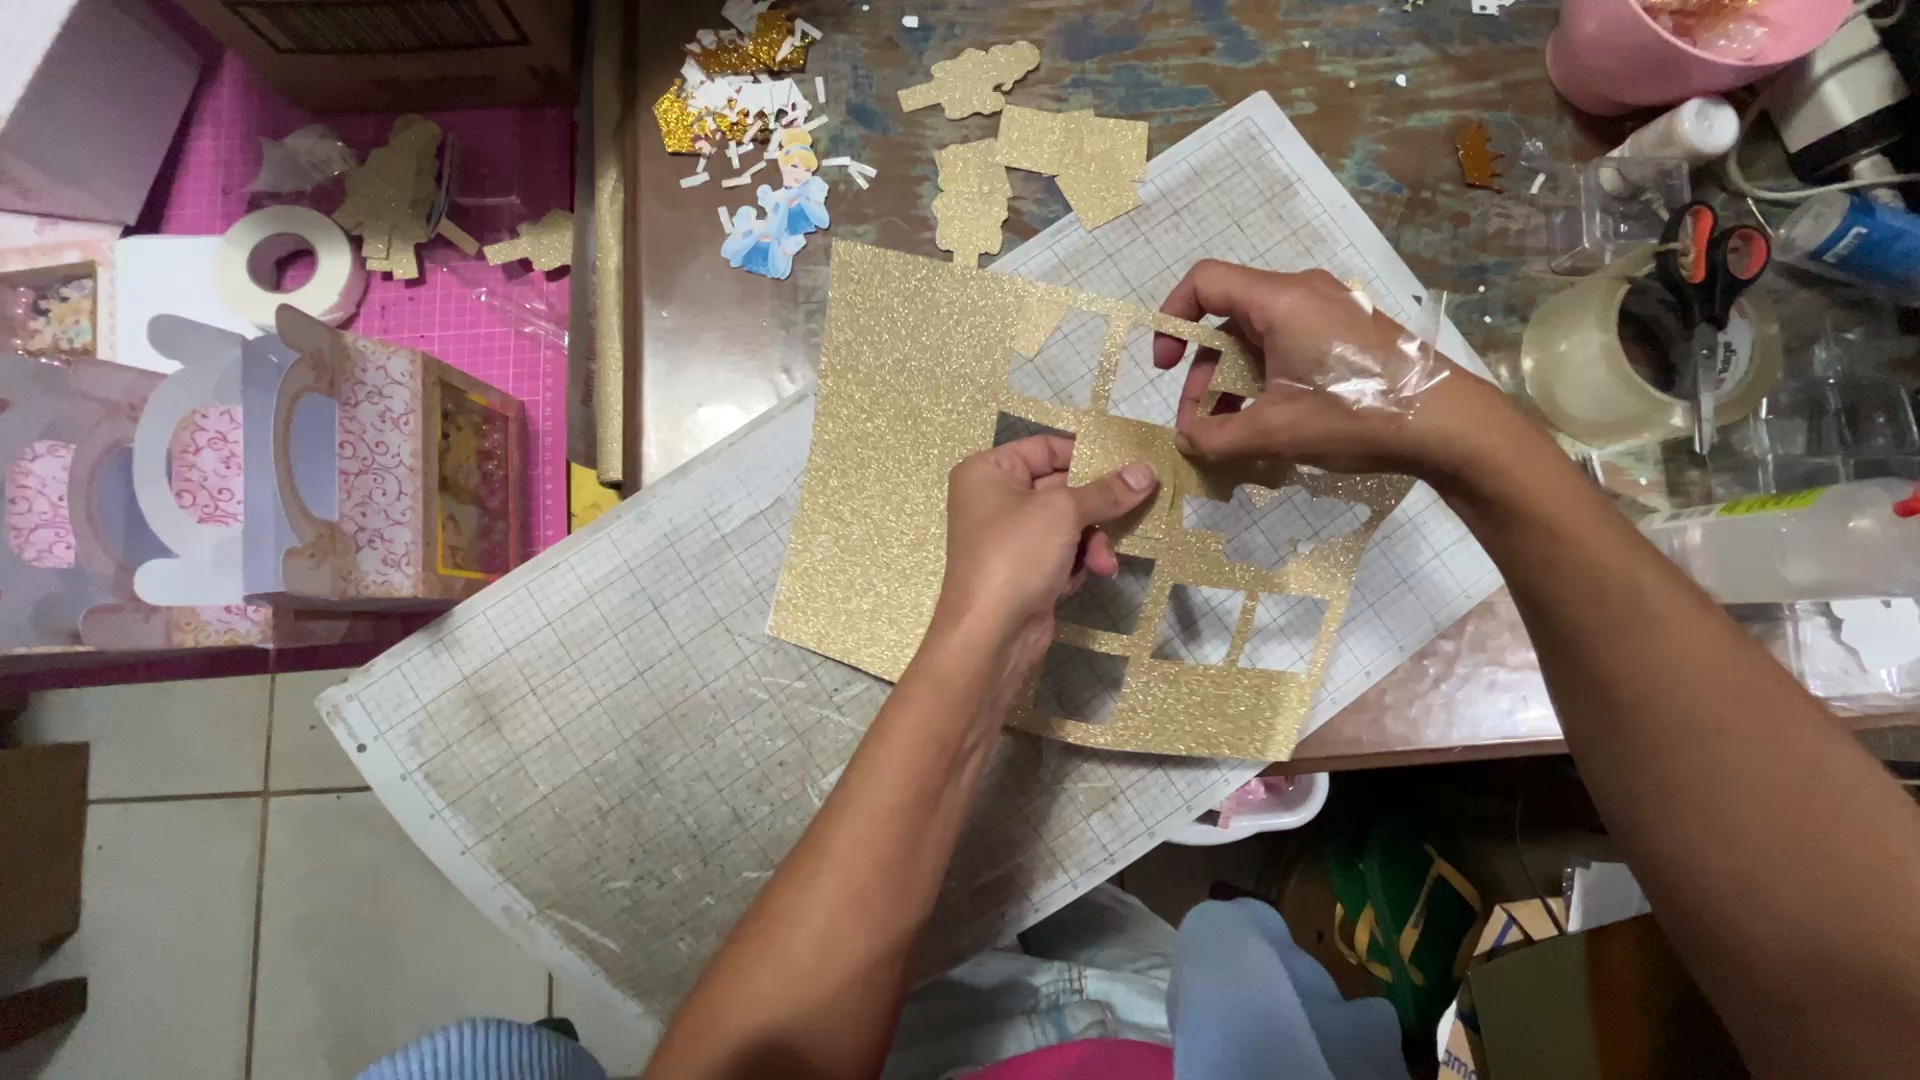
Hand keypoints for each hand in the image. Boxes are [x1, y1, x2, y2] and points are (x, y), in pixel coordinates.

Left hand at [931, 435, 1156, 695]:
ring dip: (1092, 540)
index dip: (1087, 454)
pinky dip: (1078, 563)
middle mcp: (994, 500)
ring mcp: (1009, 538)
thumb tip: (1147, 472)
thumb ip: (1106, 491)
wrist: (991, 635)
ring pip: (1067, 524)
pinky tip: (1088, 576)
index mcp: (988, 471)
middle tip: (1139, 505)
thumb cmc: (1017, 555)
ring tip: (1103, 561)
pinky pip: (1062, 554)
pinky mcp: (1024, 571)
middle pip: (1060, 487)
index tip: (1129, 462)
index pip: (1045, 447)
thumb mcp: (1063, 512)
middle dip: (1097, 505)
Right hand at [1154, 260, 1513, 483]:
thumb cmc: (1356, 415)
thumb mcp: (1274, 433)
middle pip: (1227, 321)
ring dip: (1232, 384)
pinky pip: (1285, 346)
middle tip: (1200, 424)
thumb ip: (1215, 437)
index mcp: (1280, 301)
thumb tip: (1187, 440)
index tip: (1165, 365)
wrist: (1449, 424)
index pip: (1203, 282)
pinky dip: (1264, 380)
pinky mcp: (1346, 332)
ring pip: (1256, 338)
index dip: (1171, 319)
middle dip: (1203, 375)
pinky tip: (1268, 422)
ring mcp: (1328, 311)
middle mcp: (1302, 293)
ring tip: (1233, 432)